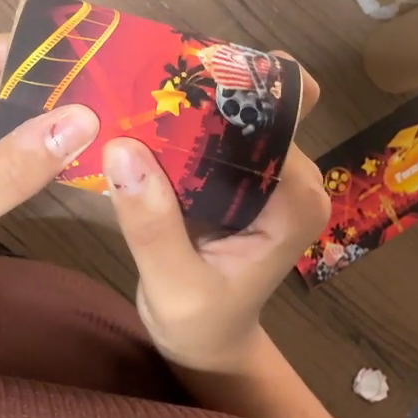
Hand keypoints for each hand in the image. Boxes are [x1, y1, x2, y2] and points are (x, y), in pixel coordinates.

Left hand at [0, 34, 99, 321]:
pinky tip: (35, 142)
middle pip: (17, 82)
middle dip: (61, 108)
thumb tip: (82, 118)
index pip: (28, 99)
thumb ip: (14, 170)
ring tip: (80, 140)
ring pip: (2, 84)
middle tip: (110, 140)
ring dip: (38, 108)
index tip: (117, 144)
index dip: (73, 122)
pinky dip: (11, 115)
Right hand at [103, 66, 329, 373]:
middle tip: (148, 75)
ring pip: (241, 114)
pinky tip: (149, 113)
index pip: (273, 128)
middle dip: (212, 87)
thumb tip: (122, 148)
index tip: (173, 77)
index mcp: (295, 204)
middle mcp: (293, 181)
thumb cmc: (199, 322)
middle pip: (263, 110)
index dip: (230, 97)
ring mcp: (271, 177)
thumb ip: (153, 224)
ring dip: (195, 100)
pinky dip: (187, 121)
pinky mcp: (245, 177)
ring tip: (141, 87)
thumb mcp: (172, 283)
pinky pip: (220, 133)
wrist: (205, 342)